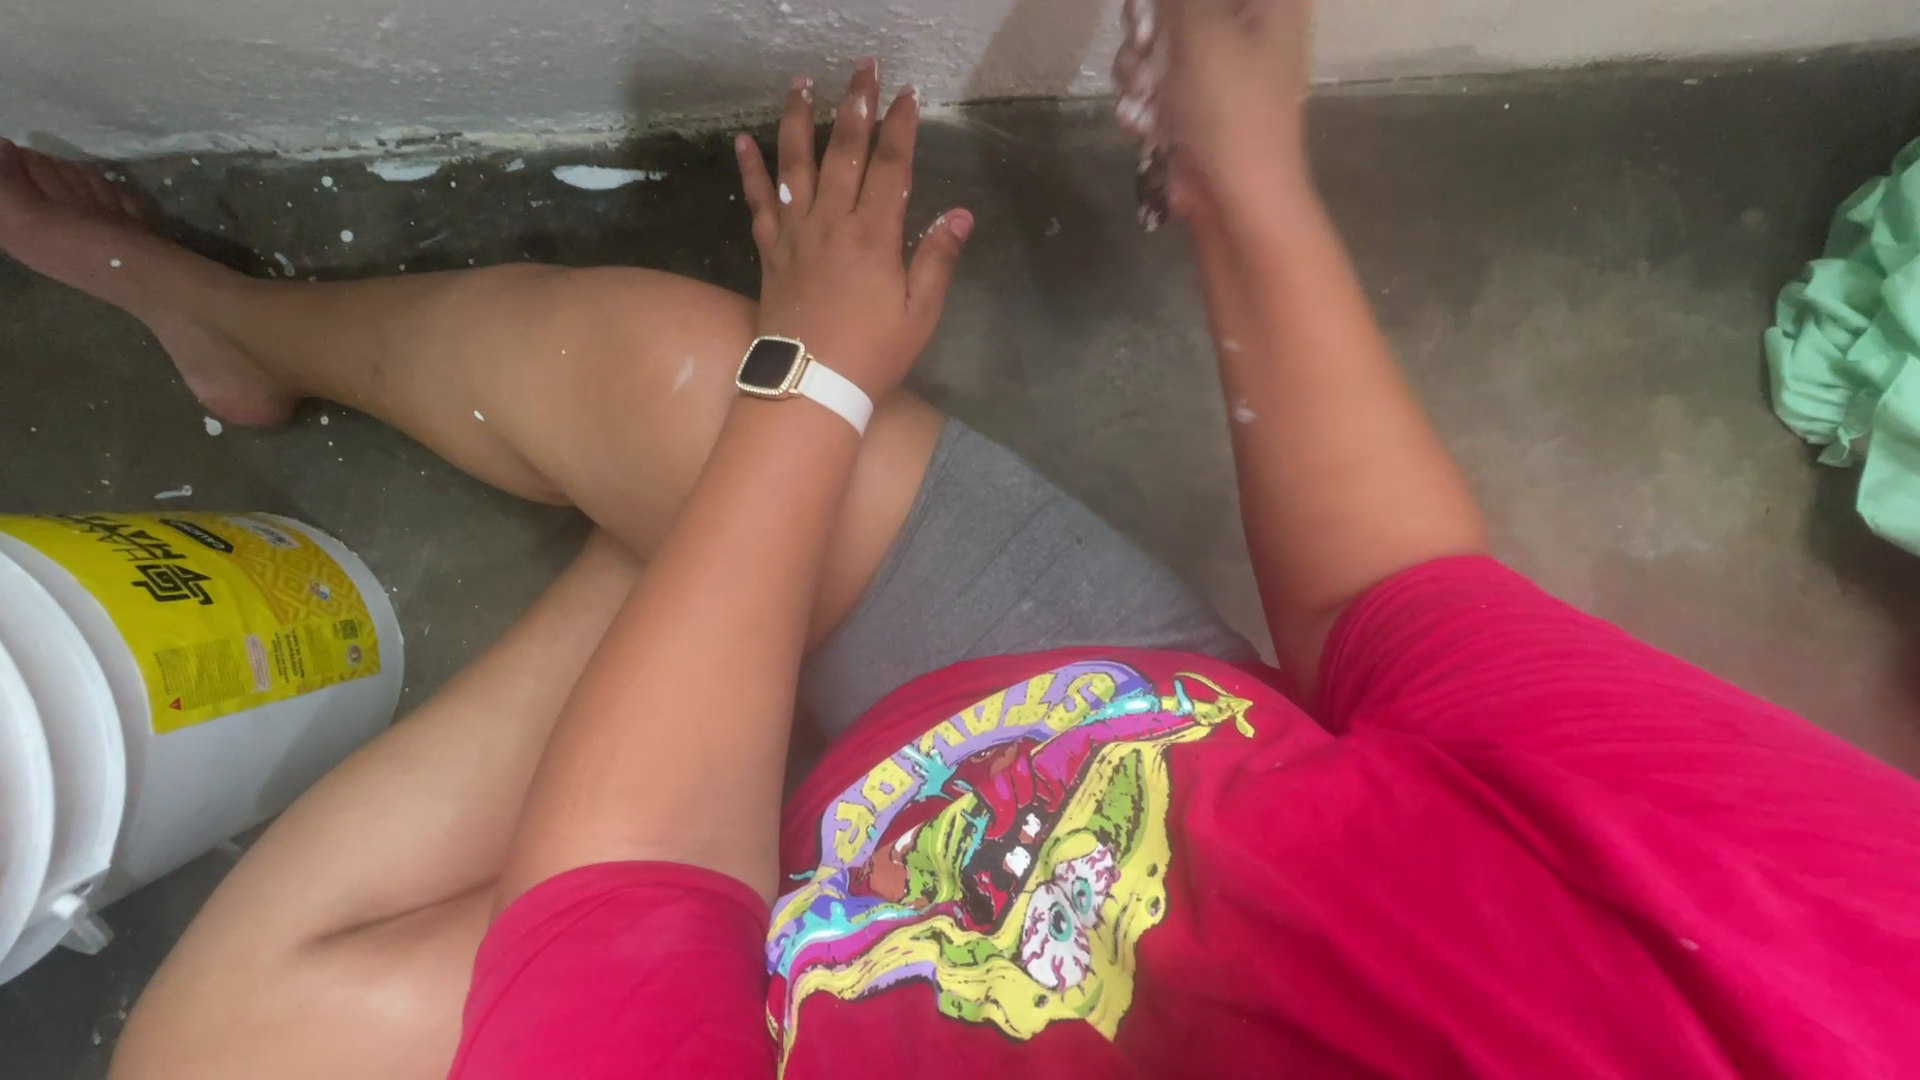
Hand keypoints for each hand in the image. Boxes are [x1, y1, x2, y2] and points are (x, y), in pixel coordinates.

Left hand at [735, 61, 973, 397]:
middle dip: (856, 105)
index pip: (891, 166)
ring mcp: (796, 233)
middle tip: (863, 67)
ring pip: (796, 164)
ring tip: (801, 83)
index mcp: (874, 235)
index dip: (901, 127)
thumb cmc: (873, 354)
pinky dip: (750, 170)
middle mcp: (833, 221)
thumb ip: (937, 260)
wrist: (811, 384)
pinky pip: (758, 202)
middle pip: (844, 150)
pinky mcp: (770, 251)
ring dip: (799, 119)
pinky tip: (742, 142)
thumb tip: (959, 214)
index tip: (908, 95)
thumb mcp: (919, 314)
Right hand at [1115, 0, 1315, 221]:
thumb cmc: (1231, 112)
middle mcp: (1241, 21)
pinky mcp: (1187, 103)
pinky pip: (1149, 83)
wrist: (1234, 202)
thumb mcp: (1202, 31)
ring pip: (1152, 41)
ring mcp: (1211, 65)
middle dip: (1147, 25)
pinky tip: (1143, 123)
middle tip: (1146, 46)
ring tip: (1143, 98)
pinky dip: (1139, 102)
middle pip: (1171, 2)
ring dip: (1136, 69)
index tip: (1150, 7)